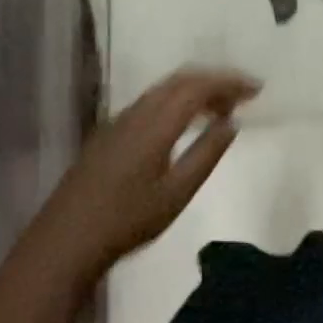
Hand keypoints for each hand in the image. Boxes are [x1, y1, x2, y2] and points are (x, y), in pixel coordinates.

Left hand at [32, 69, 261, 272]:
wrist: (65, 242)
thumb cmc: (128, 220)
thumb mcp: (178, 192)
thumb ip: (207, 153)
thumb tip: (231, 123)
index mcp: (155, 124)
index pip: (198, 87)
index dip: (230, 82)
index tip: (258, 89)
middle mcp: (136, 113)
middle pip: (180, 80)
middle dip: (215, 81)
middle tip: (244, 96)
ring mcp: (118, 122)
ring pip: (164, 90)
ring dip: (195, 91)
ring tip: (221, 110)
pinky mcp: (109, 134)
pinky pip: (151, 102)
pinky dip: (177, 102)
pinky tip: (186, 125)